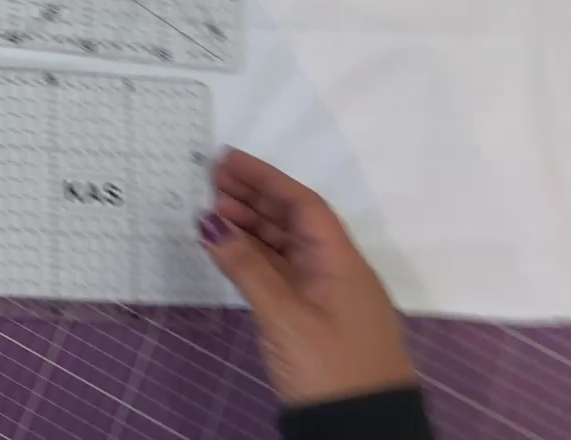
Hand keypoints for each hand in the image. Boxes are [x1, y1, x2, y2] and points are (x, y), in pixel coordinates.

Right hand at [201, 149, 416, 405]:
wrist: (362, 435)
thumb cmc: (330, 367)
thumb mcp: (284, 314)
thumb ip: (245, 265)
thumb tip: (208, 221)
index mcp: (342, 265)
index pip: (304, 205)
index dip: (266, 178)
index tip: (227, 159)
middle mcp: (336, 272)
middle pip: (293, 220)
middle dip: (253, 196)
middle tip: (209, 178)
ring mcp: (324, 294)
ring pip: (284, 243)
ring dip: (249, 223)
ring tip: (210, 209)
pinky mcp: (310, 315)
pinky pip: (277, 267)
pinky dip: (250, 251)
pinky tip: (225, 245)